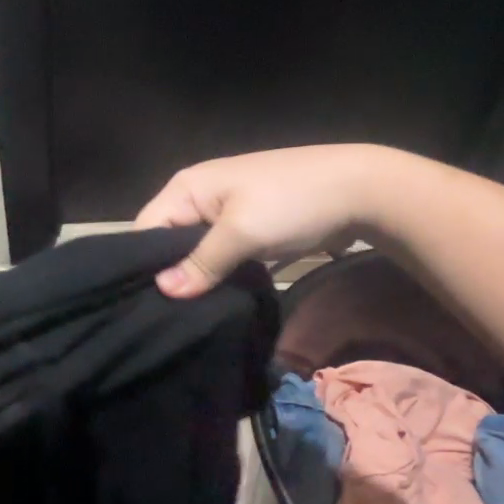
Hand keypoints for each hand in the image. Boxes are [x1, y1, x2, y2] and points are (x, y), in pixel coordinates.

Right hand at [135, 144, 390, 297]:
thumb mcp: (242, 234)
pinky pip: (219, 253)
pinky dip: (218, 273)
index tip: (142, 304)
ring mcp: (224, 211)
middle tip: (166, 316)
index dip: (142, 265)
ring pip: (194, 250)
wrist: (361, 189)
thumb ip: (200, 263)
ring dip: (195, 277)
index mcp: (186, 188)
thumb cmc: (292, 203)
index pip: (146, 229)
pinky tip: (216, 299)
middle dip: (169, 274)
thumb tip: (162, 291)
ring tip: (188, 314)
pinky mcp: (247, 226)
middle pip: (167, 240)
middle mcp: (198, 196)